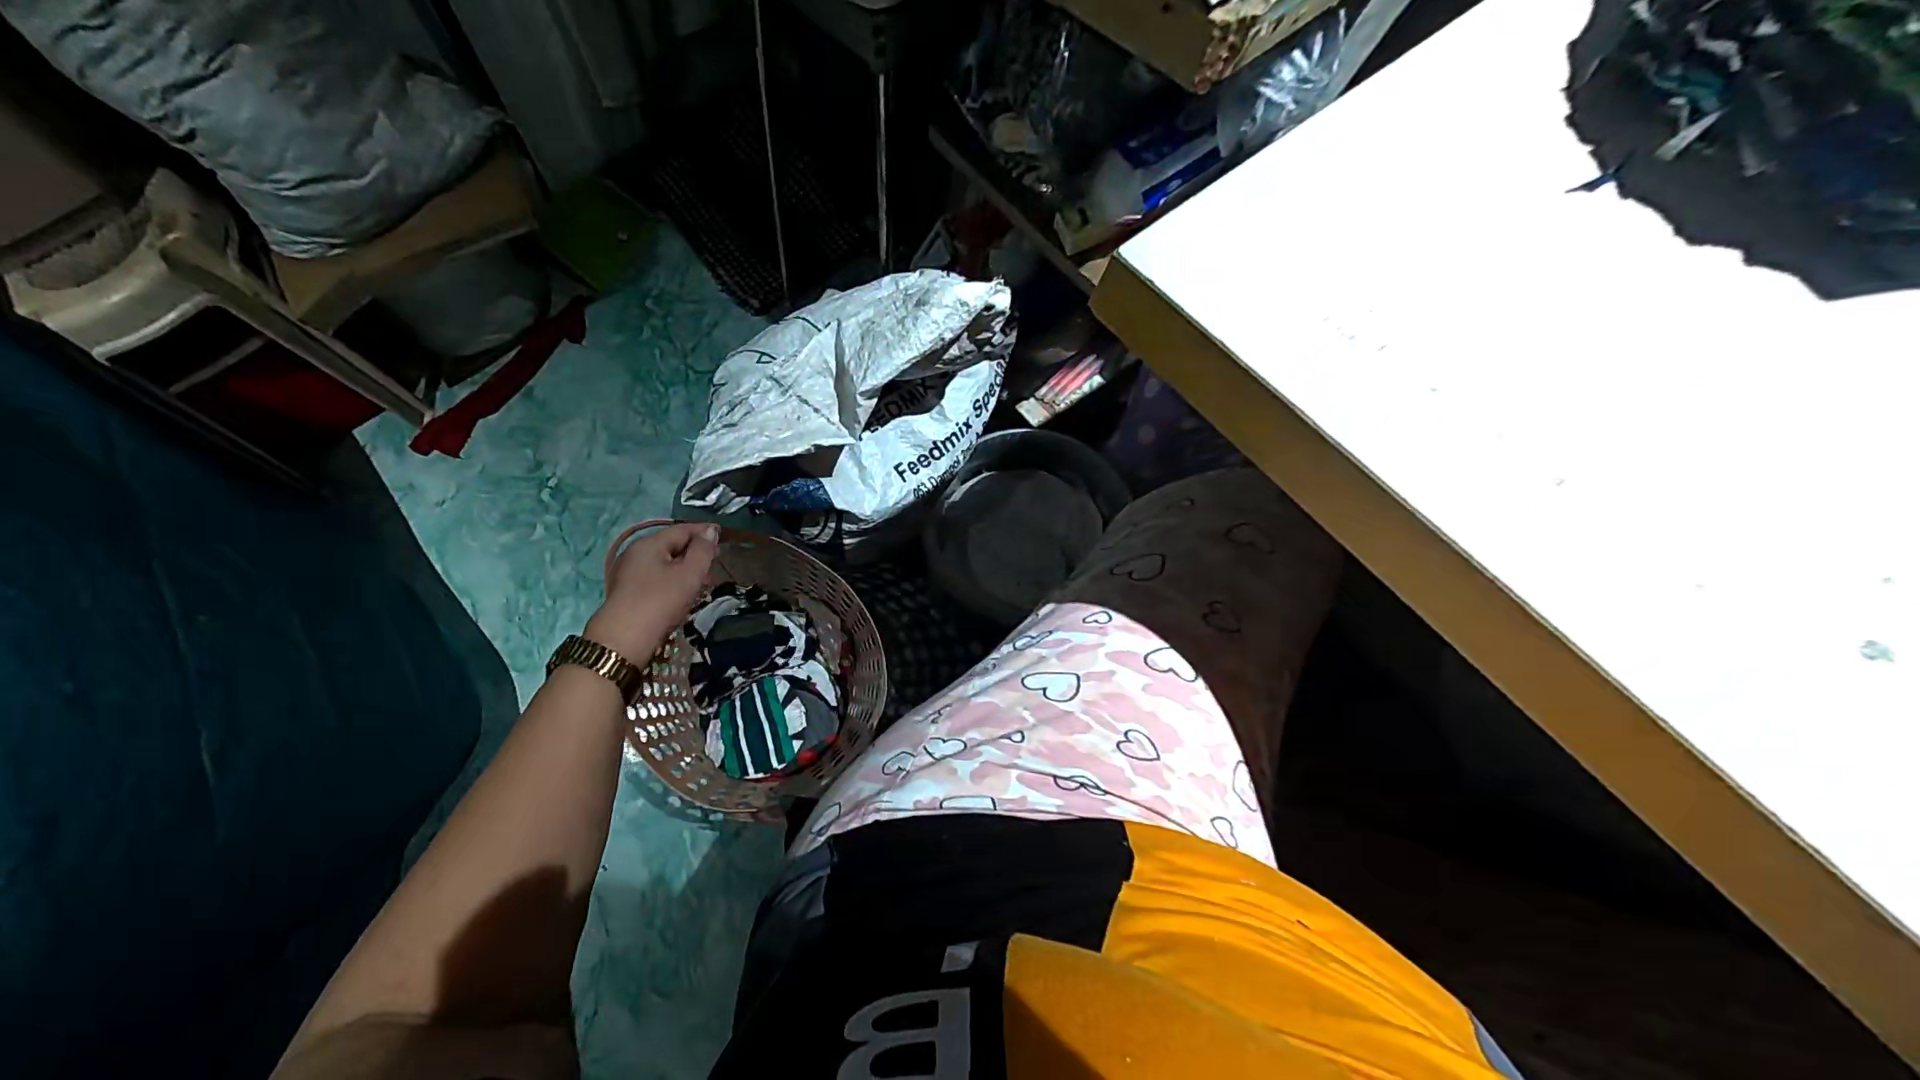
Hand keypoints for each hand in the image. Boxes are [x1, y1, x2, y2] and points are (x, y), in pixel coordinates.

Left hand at [584, 522, 719, 661]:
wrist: (624, 639)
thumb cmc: (660, 601)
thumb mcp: (689, 574)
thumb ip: (703, 550)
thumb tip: (710, 531)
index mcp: (650, 543)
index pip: (682, 530)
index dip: (704, 532)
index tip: (723, 537)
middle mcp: (636, 553)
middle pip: (672, 545)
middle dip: (696, 551)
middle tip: (716, 561)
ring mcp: (629, 572)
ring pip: (665, 562)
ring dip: (686, 567)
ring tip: (704, 579)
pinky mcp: (628, 591)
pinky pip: (657, 577)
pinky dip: (674, 579)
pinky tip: (684, 591)